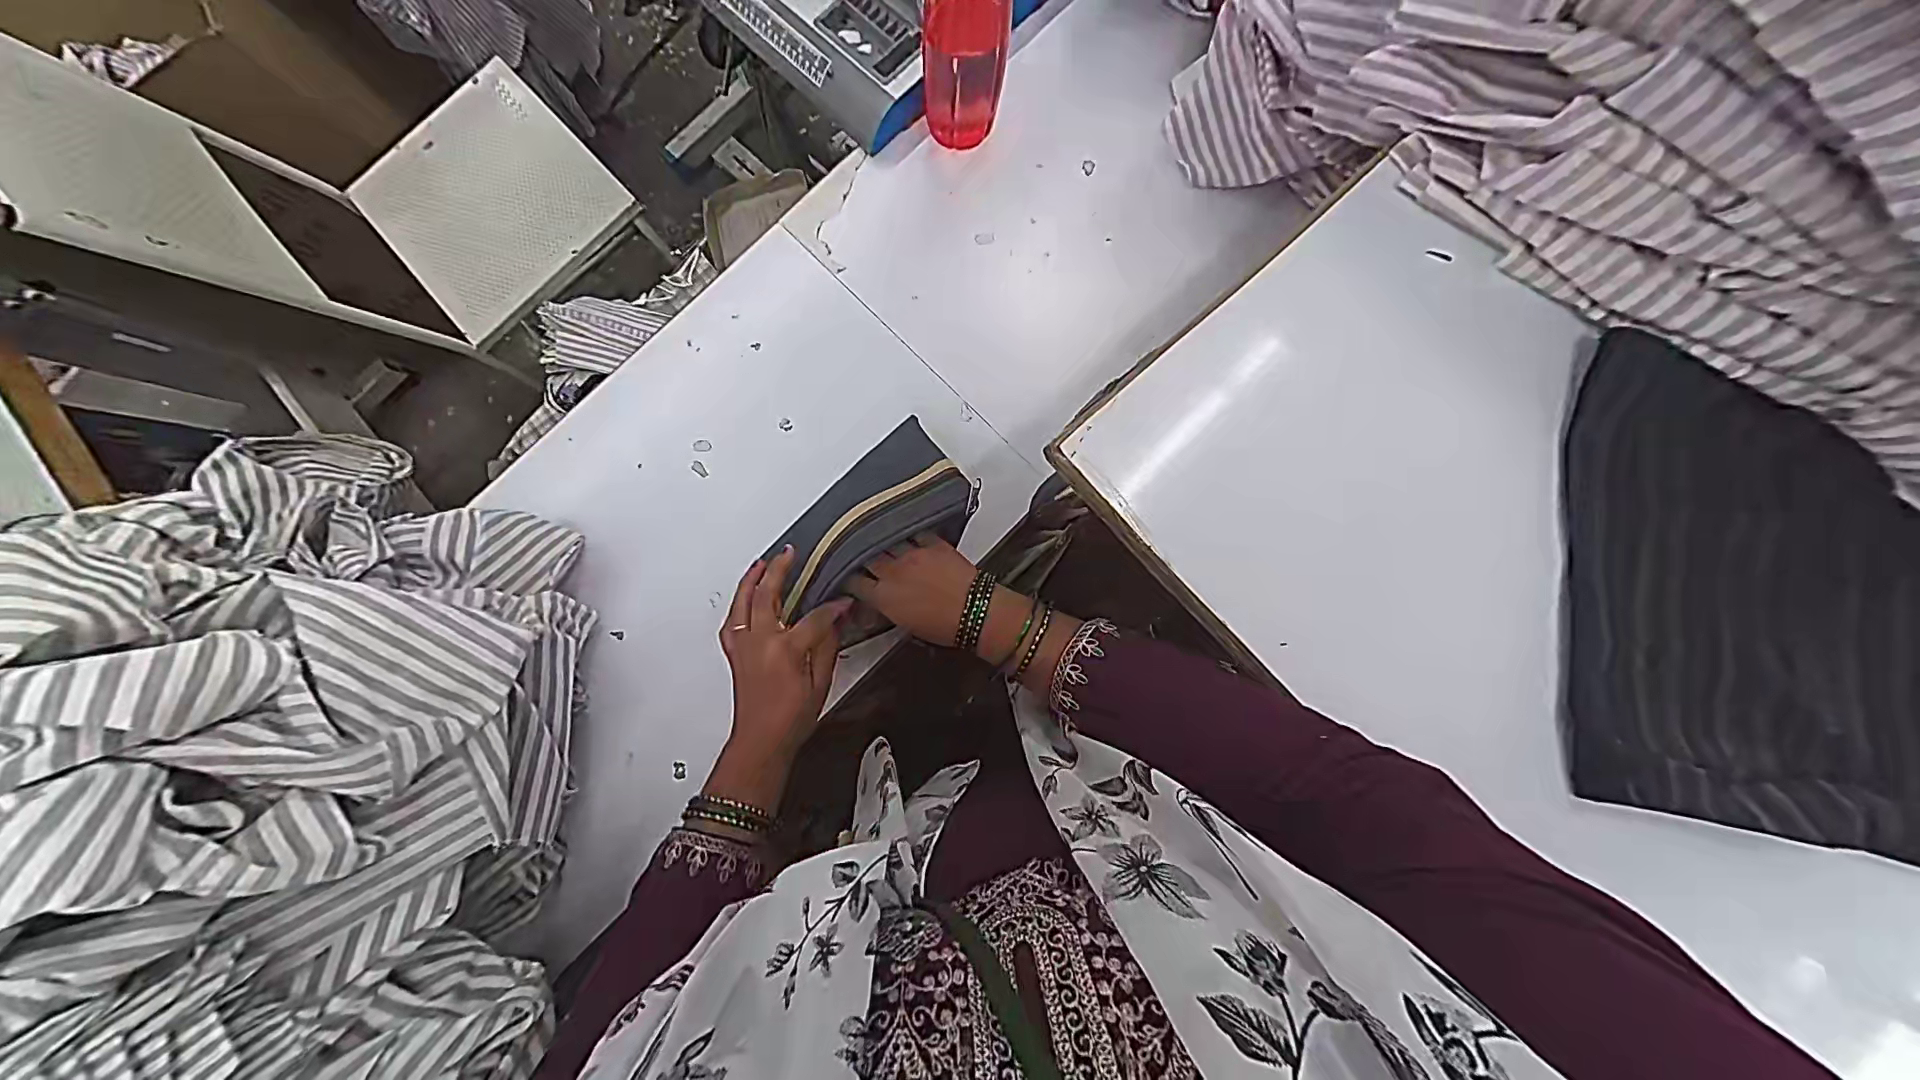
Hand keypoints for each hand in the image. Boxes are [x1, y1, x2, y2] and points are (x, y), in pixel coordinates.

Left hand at [710, 548, 851, 809]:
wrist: (761, 741)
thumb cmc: (789, 720)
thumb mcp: (821, 682)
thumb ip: (828, 645)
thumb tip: (835, 620)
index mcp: (786, 649)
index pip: (814, 617)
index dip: (832, 608)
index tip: (842, 603)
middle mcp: (759, 642)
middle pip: (768, 594)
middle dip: (781, 570)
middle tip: (790, 554)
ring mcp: (743, 646)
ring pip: (744, 601)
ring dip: (752, 579)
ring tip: (762, 563)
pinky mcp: (734, 652)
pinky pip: (732, 619)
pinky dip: (738, 603)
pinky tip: (744, 596)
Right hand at [842, 534, 979, 646]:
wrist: (975, 611)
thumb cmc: (946, 626)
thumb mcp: (906, 625)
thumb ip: (887, 608)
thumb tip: (880, 601)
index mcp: (884, 596)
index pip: (854, 582)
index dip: (848, 578)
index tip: (847, 577)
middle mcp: (893, 572)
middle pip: (867, 557)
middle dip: (861, 557)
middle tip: (860, 556)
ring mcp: (912, 554)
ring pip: (887, 540)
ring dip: (882, 542)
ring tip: (880, 540)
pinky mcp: (932, 544)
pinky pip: (914, 531)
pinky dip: (908, 532)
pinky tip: (905, 531)